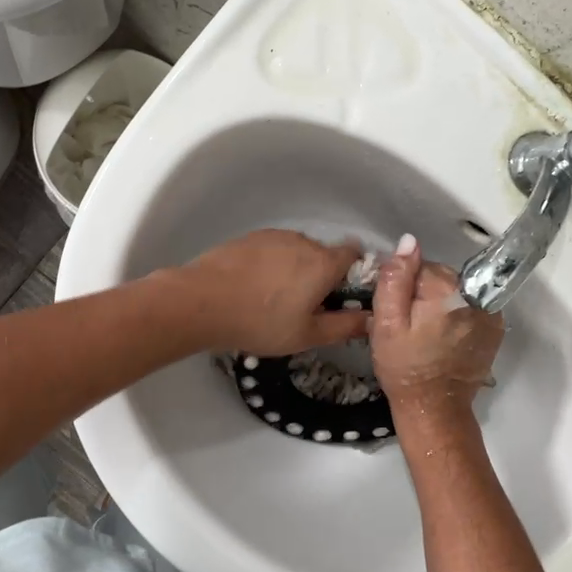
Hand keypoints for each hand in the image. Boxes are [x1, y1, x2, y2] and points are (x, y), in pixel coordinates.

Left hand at [174, 230, 369, 354]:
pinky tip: (254, 289)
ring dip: (295, 271)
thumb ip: (343, 326)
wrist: (201, 302)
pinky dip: (271, 266)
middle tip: (306, 309)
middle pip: (324, 255)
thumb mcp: (307, 335)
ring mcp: (273, 236)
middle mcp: (303, 241)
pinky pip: (272, 251)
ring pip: (296, 252)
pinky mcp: (249, 238)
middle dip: (321, 277)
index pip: (355, 254)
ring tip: (274, 301)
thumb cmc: (260, 322)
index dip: (355, 273)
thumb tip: (370, 319)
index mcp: (323, 263)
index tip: (344, 296)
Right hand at [371, 237, 504, 412]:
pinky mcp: (494, 329)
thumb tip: (409, 242)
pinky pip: (471, 307)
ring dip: (442, 305)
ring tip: (429, 335)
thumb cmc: (405, 368)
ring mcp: (489, 312)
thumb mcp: (386, 324)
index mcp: (445, 289)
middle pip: (441, 276)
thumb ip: (395, 279)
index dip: (405, 287)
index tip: (399, 313)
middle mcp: (474, 294)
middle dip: (424, 294)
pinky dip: (458, 317)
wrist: (434, 408)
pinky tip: (445, 338)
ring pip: (456, 291)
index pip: (421, 266)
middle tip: (411, 326)